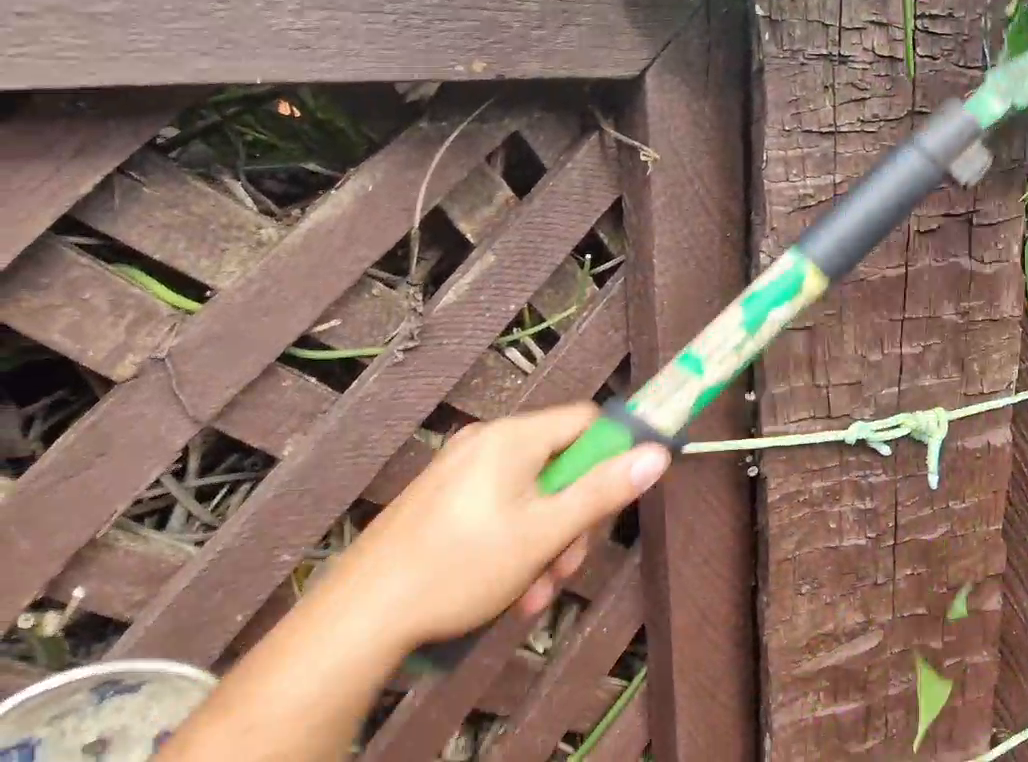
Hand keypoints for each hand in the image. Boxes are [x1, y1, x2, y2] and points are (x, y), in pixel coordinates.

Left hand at [313, 403, 668, 648]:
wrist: (354, 623)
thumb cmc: (458, 570)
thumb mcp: (545, 534)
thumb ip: (604, 491)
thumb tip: (658, 453)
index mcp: (513, 438)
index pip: (589, 421)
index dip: (613, 454)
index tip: (617, 498)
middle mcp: (485, 443)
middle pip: (561, 464)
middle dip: (574, 517)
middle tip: (566, 565)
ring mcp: (458, 472)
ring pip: (532, 495)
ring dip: (546, 542)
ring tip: (533, 592)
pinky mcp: (439, 502)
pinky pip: (499, 509)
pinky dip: (514, 543)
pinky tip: (508, 590)